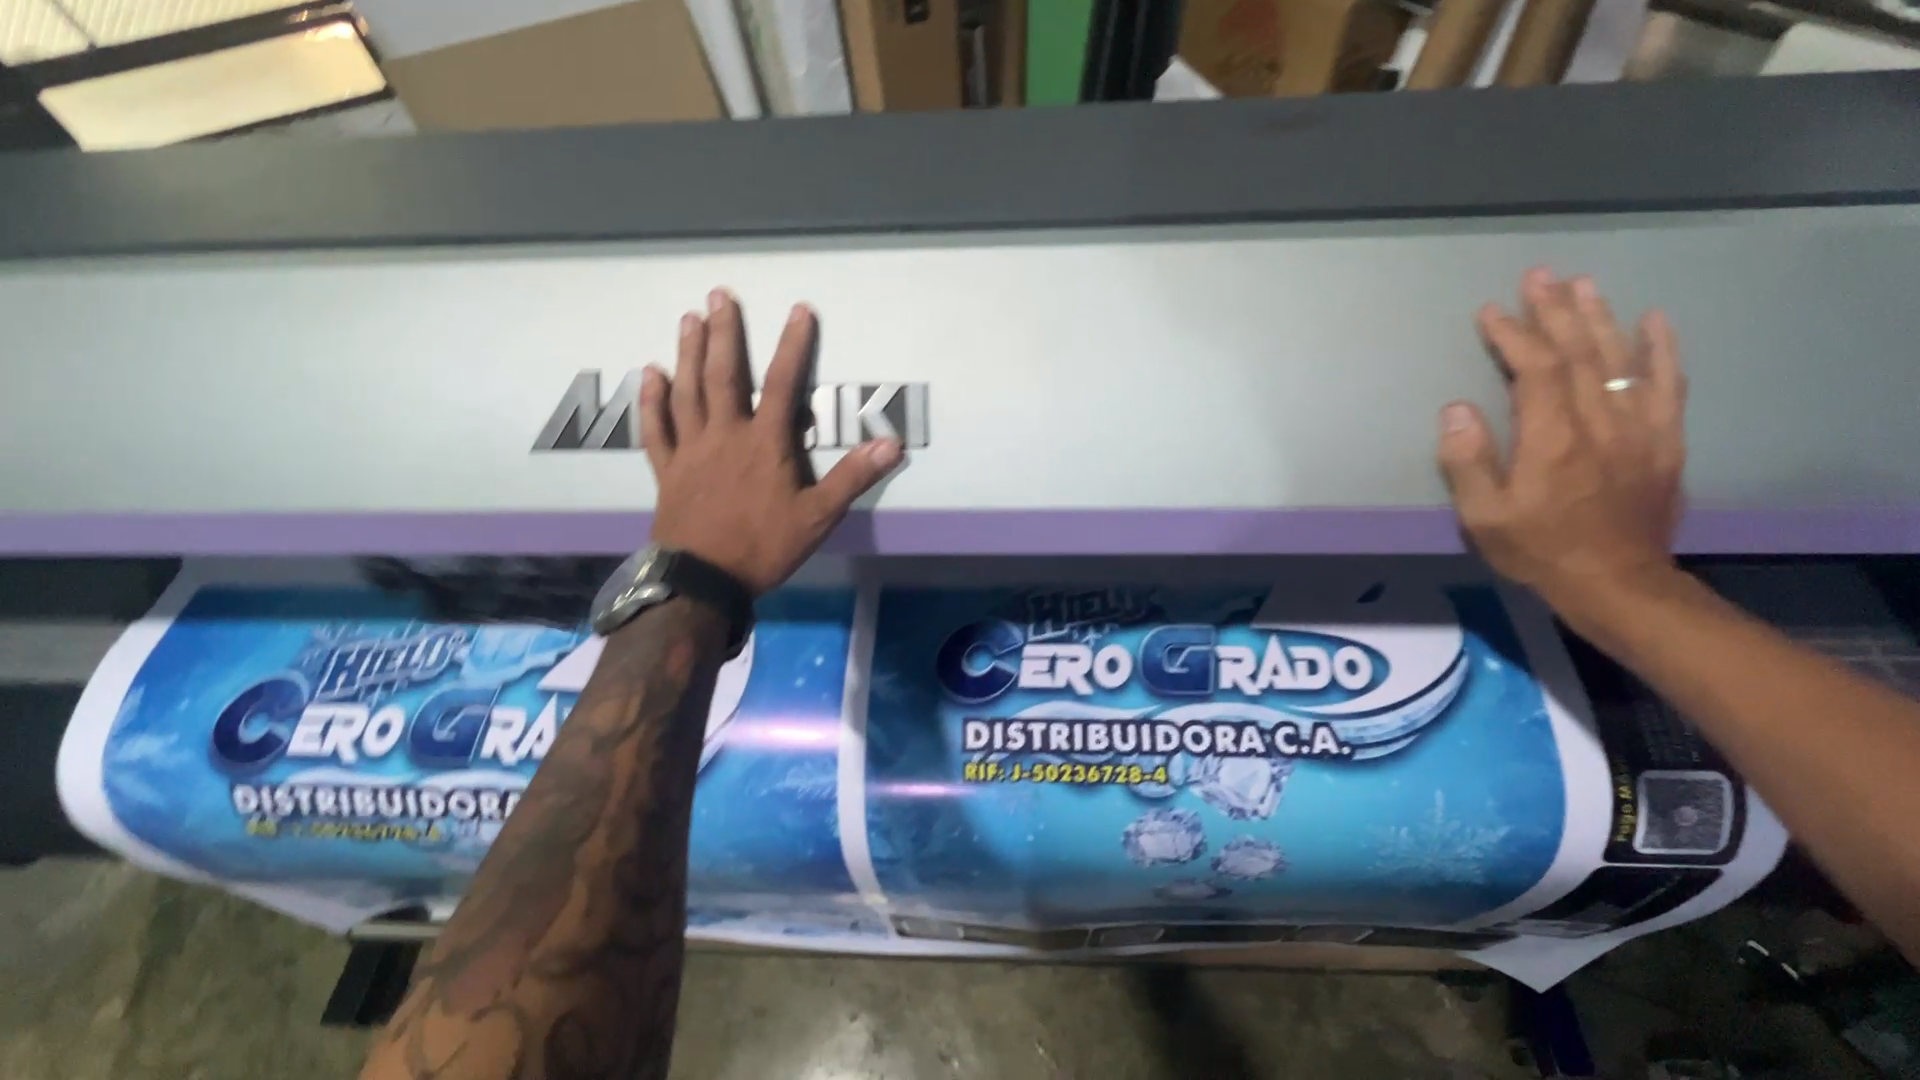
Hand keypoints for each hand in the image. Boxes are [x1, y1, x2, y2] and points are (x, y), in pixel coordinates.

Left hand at [642, 289, 901, 594]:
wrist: (703, 580)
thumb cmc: (764, 546)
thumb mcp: (818, 517)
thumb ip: (852, 478)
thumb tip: (892, 445)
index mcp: (765, 443)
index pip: (784, 384)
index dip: (793, 345)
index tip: (799, 310)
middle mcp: (725, 435)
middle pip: (724, 375)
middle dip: (725, 333)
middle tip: (719, 295)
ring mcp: (691, 450)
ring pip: (688, 392)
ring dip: (688, 353)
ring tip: (688, 319)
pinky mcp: (667, 470)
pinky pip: (657, 428)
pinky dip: (652, 400)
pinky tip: (650, 374)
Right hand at [1436, 268, 1686, 603]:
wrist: (1617, 583)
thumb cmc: (1539, 551)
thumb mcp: (1484, 517)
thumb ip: (1468, 462)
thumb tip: (1456, 409)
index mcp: (1551, 438)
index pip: (1533, 369)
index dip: (1513, 335)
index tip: (1491, 311)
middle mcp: (1598, 421)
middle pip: (1578, 351)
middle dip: (1555, 310)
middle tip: (1539, 275)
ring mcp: (1638, 427)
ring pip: (1619, 357)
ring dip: (1599, 317)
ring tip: (1582, 284)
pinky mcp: (1664, 439)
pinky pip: (1666, 383)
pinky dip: (1660, 348)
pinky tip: (1654, 320)